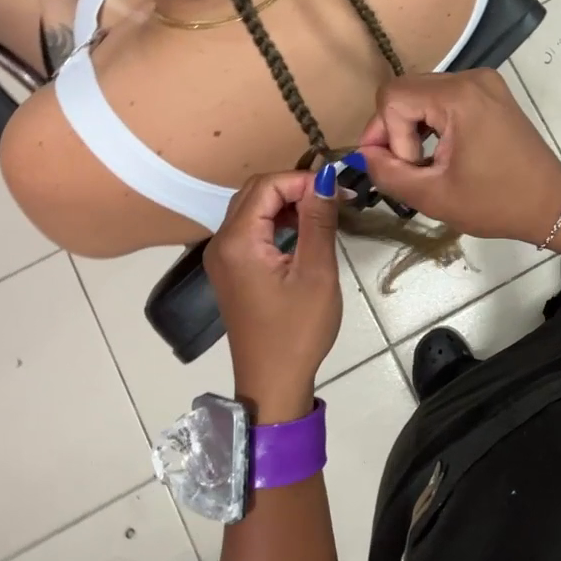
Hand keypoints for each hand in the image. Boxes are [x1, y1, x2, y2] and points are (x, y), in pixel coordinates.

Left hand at [204, 171, 343, 420]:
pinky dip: (277, 220)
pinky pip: (250, 229)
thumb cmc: (297, 330)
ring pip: (252, 208)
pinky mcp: (232, 270)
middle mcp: (221, 243)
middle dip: (294, 186)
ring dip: (286, 202)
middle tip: (333, 197)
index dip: (303, 180)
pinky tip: (304, 230)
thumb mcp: (316, 272)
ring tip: (324, 211)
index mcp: (238, 242)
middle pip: (254, 192)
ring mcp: (223, 257)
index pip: (267, 185)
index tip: (339, 190)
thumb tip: (326, 178)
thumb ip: (318, 220)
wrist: (273, 381)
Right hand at [356, 71, 560, 244]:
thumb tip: (364, 154)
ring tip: (427, 163)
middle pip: (405, 91)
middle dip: (397, 130)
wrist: (551, 204)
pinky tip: (441, 152)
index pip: (392, 97)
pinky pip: (443, 98)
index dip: (387, 134)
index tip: (407, 167)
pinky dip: (433, 122)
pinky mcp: (490, 92)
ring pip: (422, 94)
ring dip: (413, 127)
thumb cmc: (496, 203)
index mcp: (459, 97)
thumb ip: (388, 172)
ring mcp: (484, 82)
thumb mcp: (432, 196)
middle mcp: (471, 78)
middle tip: (411, 168)